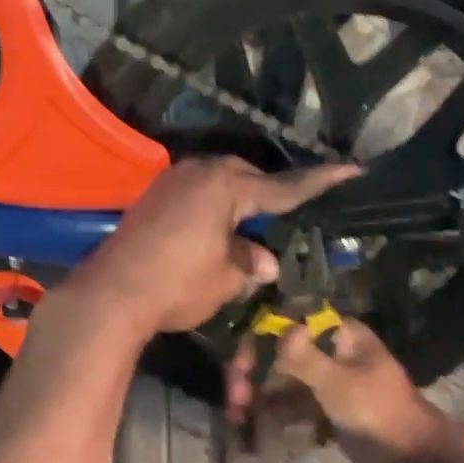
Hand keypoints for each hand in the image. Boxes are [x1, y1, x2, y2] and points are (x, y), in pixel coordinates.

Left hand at [70, 158, 360, 334]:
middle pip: (245, 178)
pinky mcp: (152, 198)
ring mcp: (171, 182)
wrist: (112, 294)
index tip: (351, 169)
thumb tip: (266, 261)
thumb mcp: (225, 279)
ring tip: (253, 228)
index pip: (284, 187)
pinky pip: (195, 194)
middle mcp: (198, 173)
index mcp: (225, 186)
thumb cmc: (178, 284)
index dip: (320, 182)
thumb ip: (250, 263)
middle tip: (288, 214)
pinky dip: (212, 208)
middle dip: (268, 194)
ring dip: (237, 202)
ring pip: (217, 184)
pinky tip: (217, 231)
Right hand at [226, 318, 463, 462]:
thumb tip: (282, 326)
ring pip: (280, 378)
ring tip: (239, 418)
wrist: (412, 453)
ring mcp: (323, 376)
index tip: (240, 366)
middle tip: (235, 400)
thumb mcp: (338, 382)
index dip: (258, 339)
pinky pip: (290, 402)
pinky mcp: (321, 404)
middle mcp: (326, 348)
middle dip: (252, 374)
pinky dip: (272, 412)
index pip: (287, 322)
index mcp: (336, 333)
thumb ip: (304, 357)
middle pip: (277, 351)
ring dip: (257, 395)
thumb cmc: (378, 409)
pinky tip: (253, 427)